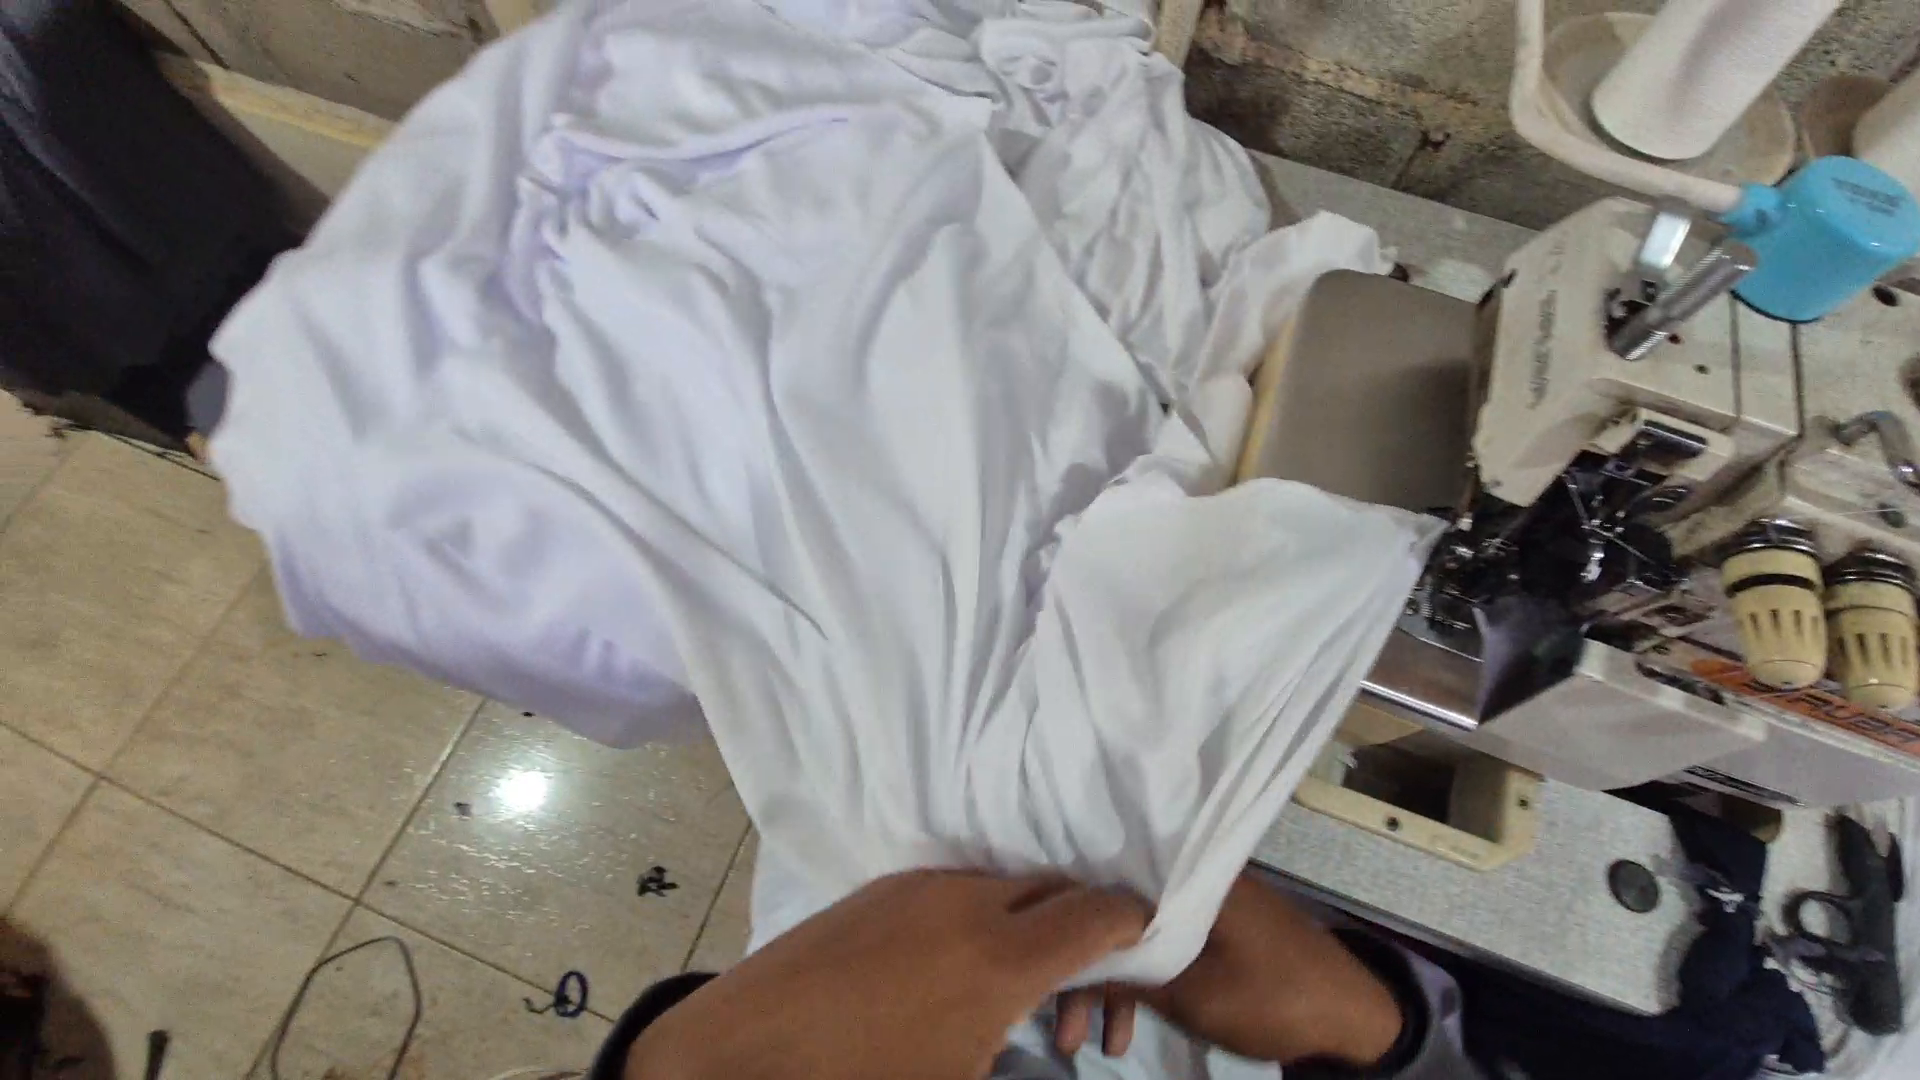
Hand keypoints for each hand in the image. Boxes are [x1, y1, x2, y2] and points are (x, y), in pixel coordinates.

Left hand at [626, 870, 1148, 1079]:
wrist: (753, 1043)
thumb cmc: (867, 1078)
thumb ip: (1023, 1041)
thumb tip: (1044, 1023)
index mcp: (1003, 960)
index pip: (1097, 913)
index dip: (1132, 920)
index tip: (1144, 933)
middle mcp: (974, 902)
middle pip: (1058, 886)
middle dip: (1084, 918)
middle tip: (1086, 963)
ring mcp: (930, 883)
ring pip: (1010, 883)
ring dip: (1031, 914)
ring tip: (1018, 969)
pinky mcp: (894, 881)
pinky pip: (964, 884)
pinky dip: (985, 910)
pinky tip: (960, 954)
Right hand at [1056, 873, 1402, 1066]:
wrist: (1357, 1019)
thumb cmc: (1276, 996)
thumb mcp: (1196, 995)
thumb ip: (1131, 973)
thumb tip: (1069, 960)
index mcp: (1182, 874)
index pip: (1102, 882)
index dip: (1064, 919)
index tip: (1036, 960)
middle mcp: (1182, 877)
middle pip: (1111, 915)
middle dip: (1083, 969)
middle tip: (1060, 1025)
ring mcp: (1194, 904)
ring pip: (1131, 936)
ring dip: (1108, 986)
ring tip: (1086, 1043)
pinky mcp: (1206, 930)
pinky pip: (1155, 948)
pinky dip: (1139, 985)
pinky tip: (1123, 1032)